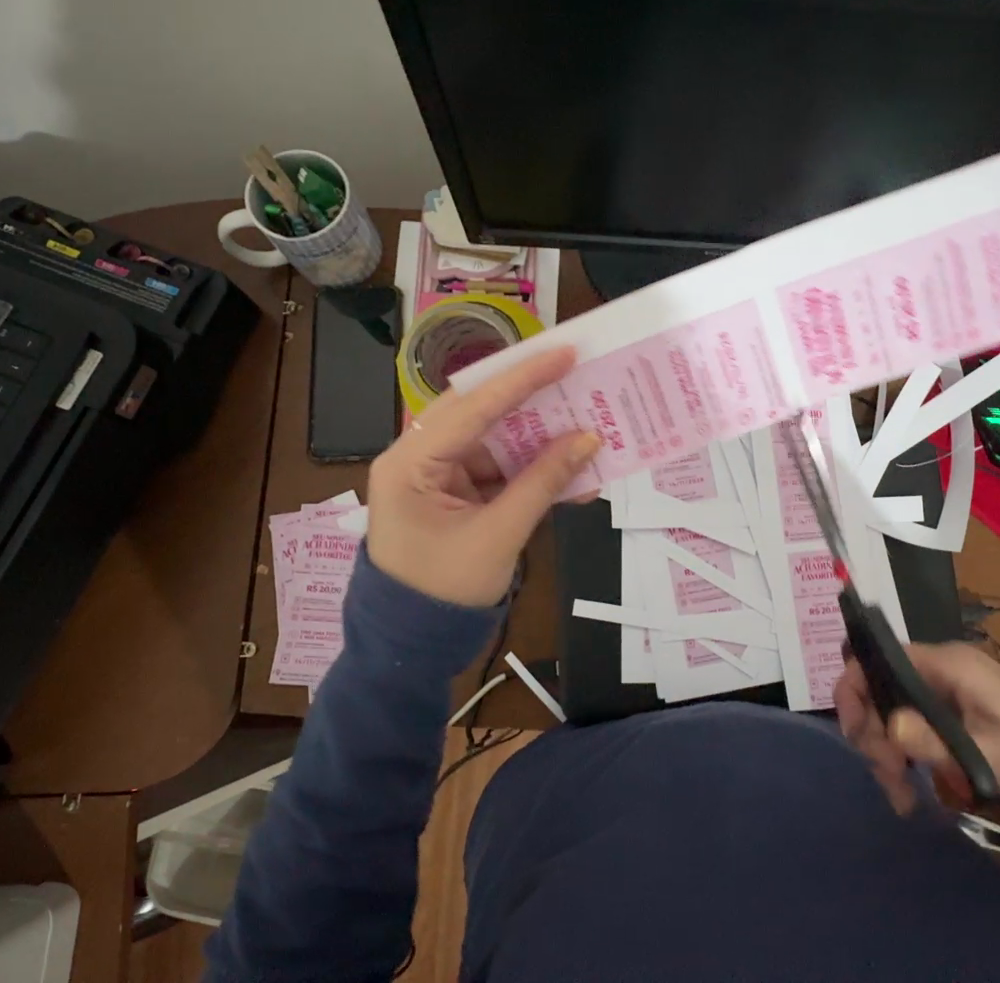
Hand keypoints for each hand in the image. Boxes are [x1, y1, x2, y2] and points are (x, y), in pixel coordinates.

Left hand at [366, 347, 600, 606]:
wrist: (412, 644)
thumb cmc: (445, 592)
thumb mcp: (498, 535)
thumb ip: (543, 483)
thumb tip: (589, 439)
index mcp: (410, 462)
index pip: (473, 407)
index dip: (522, 379)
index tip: (564, 354)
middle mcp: (418, 457)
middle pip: (480, 413)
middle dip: (531, 398)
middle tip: (575, 373)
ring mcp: (435, 475)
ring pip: (493, 440)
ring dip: (538, 436)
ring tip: (584, 419)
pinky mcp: (453, 494)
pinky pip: (497, 469)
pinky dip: (532, 469)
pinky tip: (570, 470)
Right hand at [833, 642, 999, 811]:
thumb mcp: (988, 755)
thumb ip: (936, 741)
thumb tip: (889, 727)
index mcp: (947, 665)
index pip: (880, 659)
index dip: (856, 691)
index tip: (859, 737)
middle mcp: (938, 670)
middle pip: (878, 690)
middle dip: (873, 735)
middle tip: (890, 777)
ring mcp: (940, 692)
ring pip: (888, 714)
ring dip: (886, 753)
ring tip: (903, 796)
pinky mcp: (944, 715)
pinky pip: (907, 728)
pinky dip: (902, 757)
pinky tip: (910, 790)